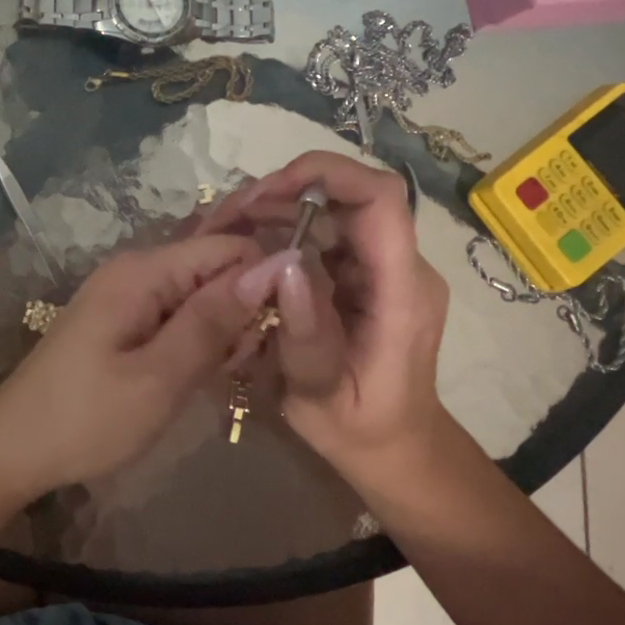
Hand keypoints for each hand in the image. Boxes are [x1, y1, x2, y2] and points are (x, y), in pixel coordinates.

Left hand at [0, 235, 273, 494]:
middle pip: (216, 270)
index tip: (279, 332)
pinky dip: (196, 346)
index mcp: (142, 272)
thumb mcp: (160, 376)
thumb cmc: (87, 418)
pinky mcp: (123, 324)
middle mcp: (135, 272)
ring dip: (221, 335)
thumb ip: (214, 320)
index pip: (229, 248)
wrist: (16, 448)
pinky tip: (194, 380)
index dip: (265, 282)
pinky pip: (177, 319)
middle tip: (235, 368)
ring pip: (201, 298)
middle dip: (243, 312)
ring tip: (213, 379)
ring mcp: (127, 297)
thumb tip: (278, 264)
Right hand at [200, 152, 450, 470]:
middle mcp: (398, 266)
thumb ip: (306, 334)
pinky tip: (243, 246)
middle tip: (224, 218)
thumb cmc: (361, 429)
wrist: (395, 448)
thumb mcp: (322, 393)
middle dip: (281, 192)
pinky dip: (280, 228)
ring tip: (224, 228)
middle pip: (347, 194)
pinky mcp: (362, 274)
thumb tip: (283, 264)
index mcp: (401, 291)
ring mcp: (381, 267)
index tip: (262, 195)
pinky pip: (323, 232)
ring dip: (275, 208)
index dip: (323, 176)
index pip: (379, 199)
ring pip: (331, 208)